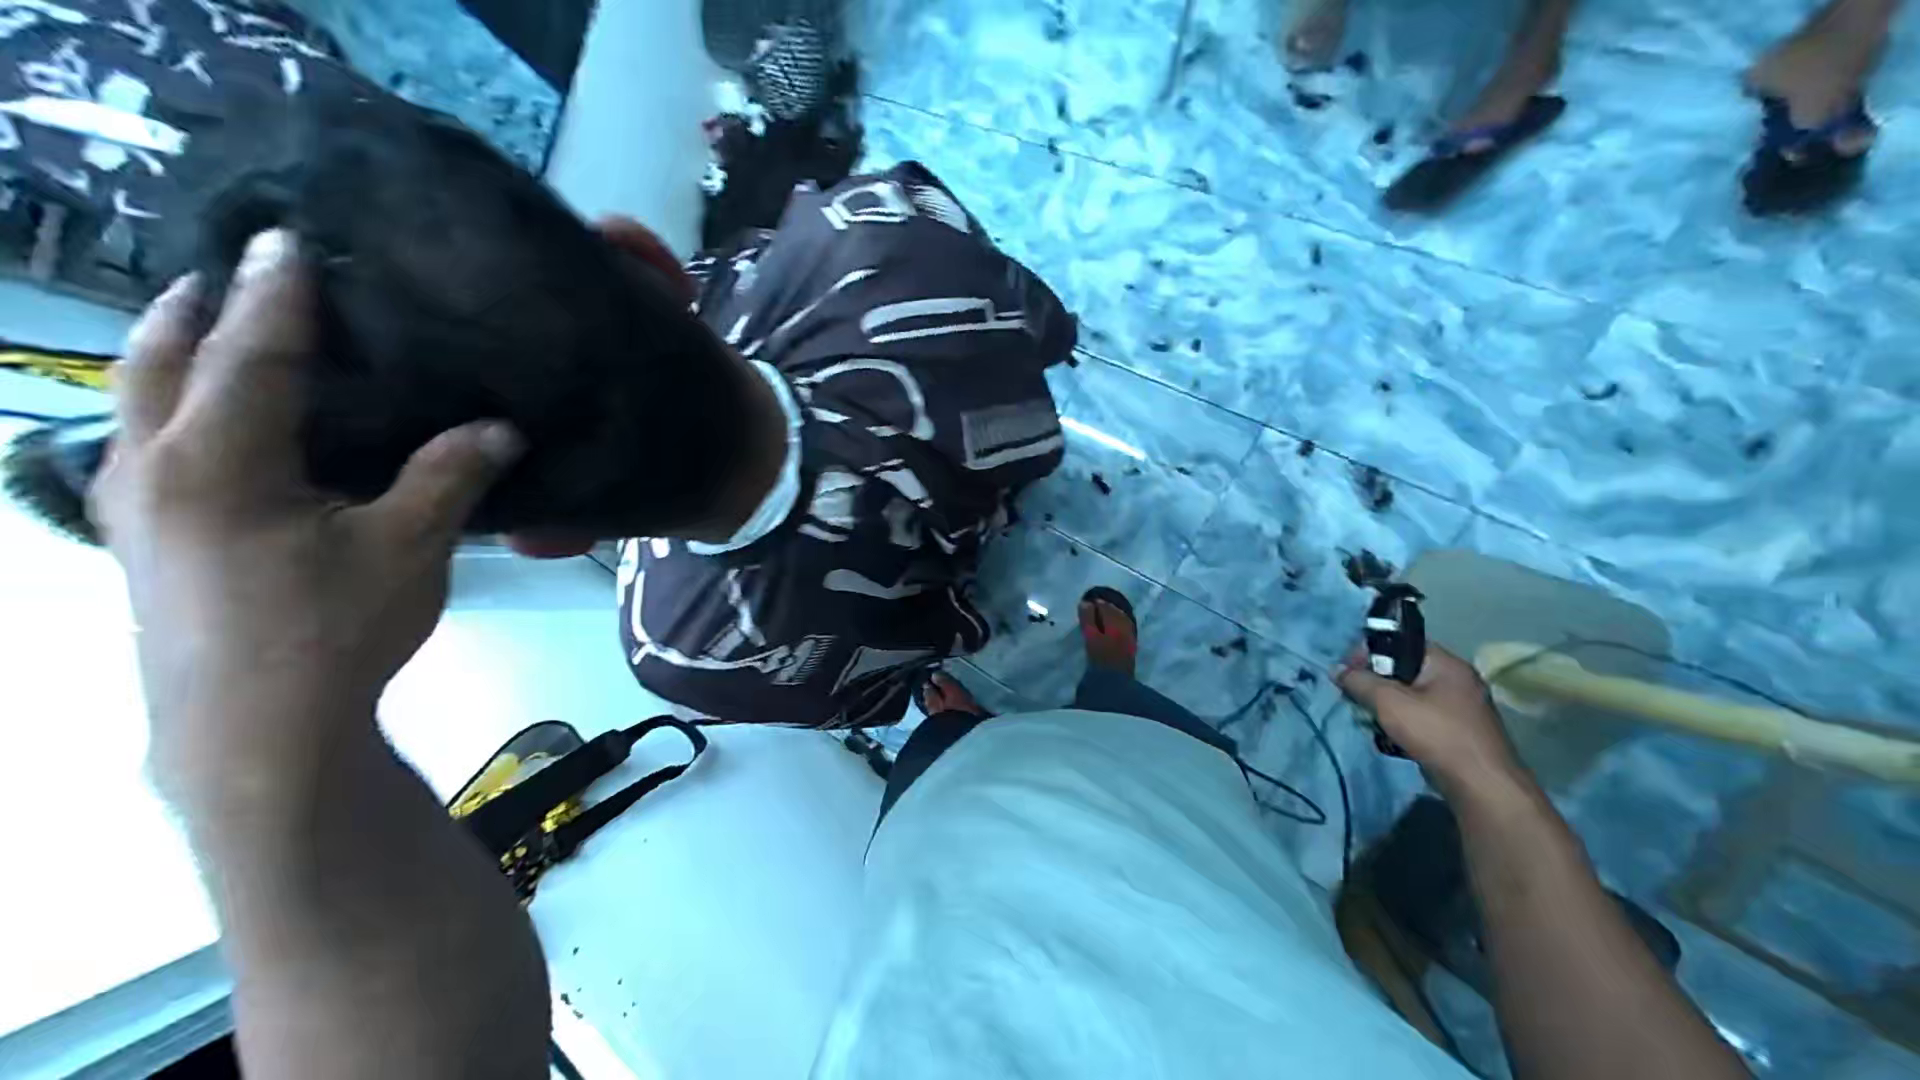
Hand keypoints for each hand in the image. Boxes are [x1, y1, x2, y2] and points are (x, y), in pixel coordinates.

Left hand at [92, 230, 523, 778]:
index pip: (251, 356)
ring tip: (212, 334)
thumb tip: (501, 428)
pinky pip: (144, 450)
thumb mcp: (408, 549)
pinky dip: (173, 413)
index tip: (286, 240)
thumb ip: (448, 478)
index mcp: (217, 462)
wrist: (251, 733)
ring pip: (135, 407)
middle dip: (193, 310)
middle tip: (231, 272)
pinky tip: (210, 432)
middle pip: (159, 365)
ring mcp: (133, 510)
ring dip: (173, 359)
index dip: (276, 297)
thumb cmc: (332, 631)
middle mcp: (152, 470)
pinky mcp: (143, 546)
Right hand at [1334, 643, 1527, 795]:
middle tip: (1354, 695)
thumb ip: (1359, 681)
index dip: (1371, 652)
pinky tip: (1388, 736)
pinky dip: (1402, 723)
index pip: (1401, 643)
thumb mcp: (1388, 702)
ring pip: (1411, 696)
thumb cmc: (1435, 733)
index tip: (1349, 670)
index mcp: (1447, 664)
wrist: (1481, 785)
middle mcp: (1458, 681)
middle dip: (1376, 682)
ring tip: (1368, 717)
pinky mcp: (1458, 732)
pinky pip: (1421, 716)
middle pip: (1405, 671)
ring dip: (1386, 706)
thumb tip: (1337, 669)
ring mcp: (1461, 708)